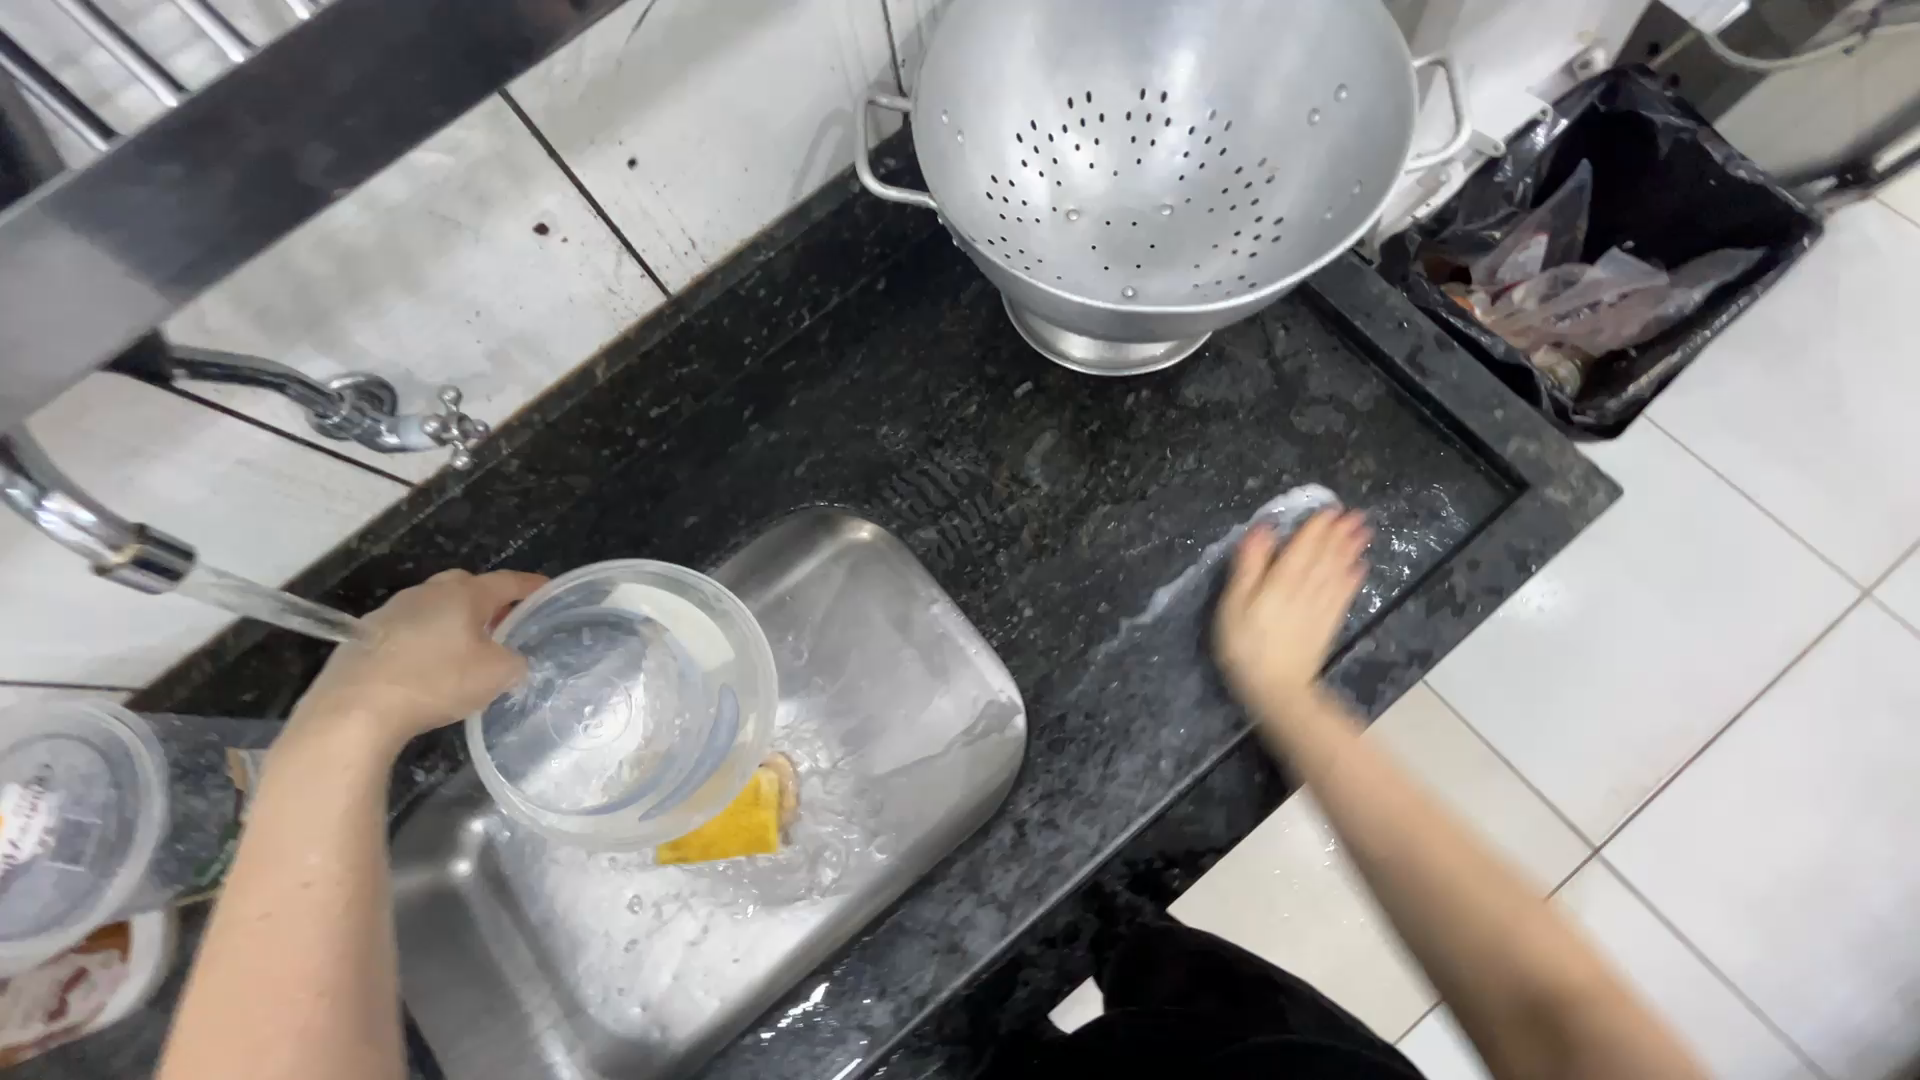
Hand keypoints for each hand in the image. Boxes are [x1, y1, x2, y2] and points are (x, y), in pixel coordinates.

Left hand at [285, 569, 546, 757]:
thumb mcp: (498, 675)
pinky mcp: (362, 639)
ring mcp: (388, 614)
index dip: (530, 585)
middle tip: (503, 621)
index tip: (547, 589)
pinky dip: (425, 640)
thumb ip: (515, 661)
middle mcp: (426, 594)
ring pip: (433, 607)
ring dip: (453, 620)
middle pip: (465, 585)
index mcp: (463, 595)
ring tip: (466, 647)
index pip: (507, 581)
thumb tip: (510, 660)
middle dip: (487, 599)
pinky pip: (406, 630)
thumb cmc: (436, 682)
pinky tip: (427, 667)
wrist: (354, 712)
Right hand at [1214, 509, 1371, 716]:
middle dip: (1339, 534)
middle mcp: (1306, 589)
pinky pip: (1343, 595)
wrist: (1276, 690)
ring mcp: (1320, 607)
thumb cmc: (1244, 646)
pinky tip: (1360, 568)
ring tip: (1363, 531)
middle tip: (1355, 514)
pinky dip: (1352, 579)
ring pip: (1337, 571)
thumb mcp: (1234, 604)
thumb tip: (1262, 530)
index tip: (1329, 509)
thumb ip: (1248, 566)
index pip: (1302, 547)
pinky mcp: (1327, 624)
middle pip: (1324, 556)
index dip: (1315, 528)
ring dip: (1350, 550)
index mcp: (1281, 581)